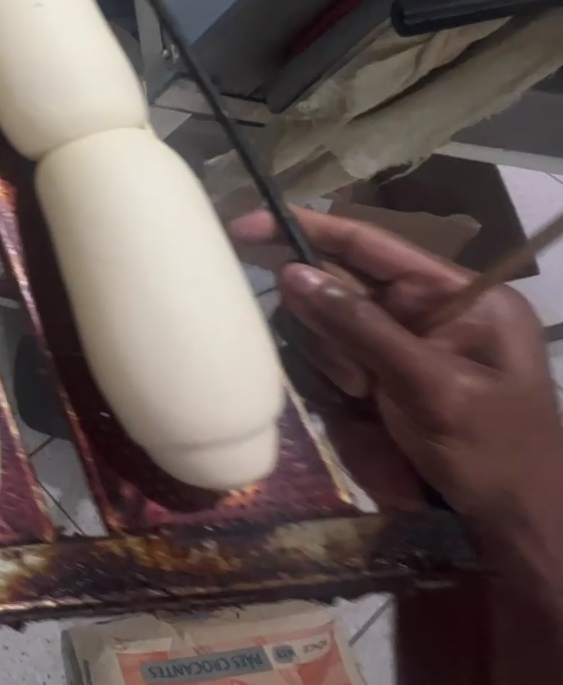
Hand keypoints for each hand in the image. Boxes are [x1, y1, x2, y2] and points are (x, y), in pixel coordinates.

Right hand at [230, 208, 562, 522]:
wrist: (504, 522)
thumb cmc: (491, 451)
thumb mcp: (430, 385)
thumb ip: (358, 325)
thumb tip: (288, 272)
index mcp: (457, 297)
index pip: (368, 243)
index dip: (305, 228)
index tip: (243, 226)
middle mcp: (418, 309)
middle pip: (328, 283)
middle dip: (324, 324)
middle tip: (351, 372)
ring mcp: (385, 340)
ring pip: (310, 320)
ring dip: (325, 359)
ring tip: (363, 397)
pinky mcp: (360, 368)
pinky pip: (309, 352)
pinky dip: (319, 377)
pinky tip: (354, 404)